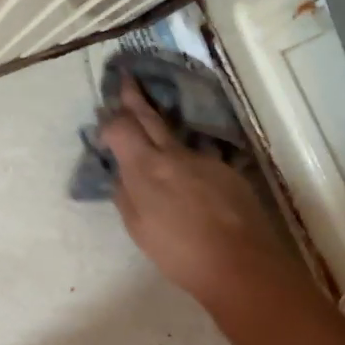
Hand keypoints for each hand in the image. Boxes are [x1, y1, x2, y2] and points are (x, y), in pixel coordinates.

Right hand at [101, 77, 300, 306]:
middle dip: (135, 98)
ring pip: (176, 139)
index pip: (121, 127)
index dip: (109, 121)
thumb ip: (126, 195)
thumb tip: (121, 176)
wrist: (241, 265)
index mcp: (146, 167)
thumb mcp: (138, 228)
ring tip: (153, 136)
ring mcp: (205, 160)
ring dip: (161, 132)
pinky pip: (198, 160)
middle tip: (127, 79)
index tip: (103, 120)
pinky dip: (186, 164)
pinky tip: (188, 183)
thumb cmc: (178, 252)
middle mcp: (175, 155)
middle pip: (150, 117)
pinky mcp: (228, 172)